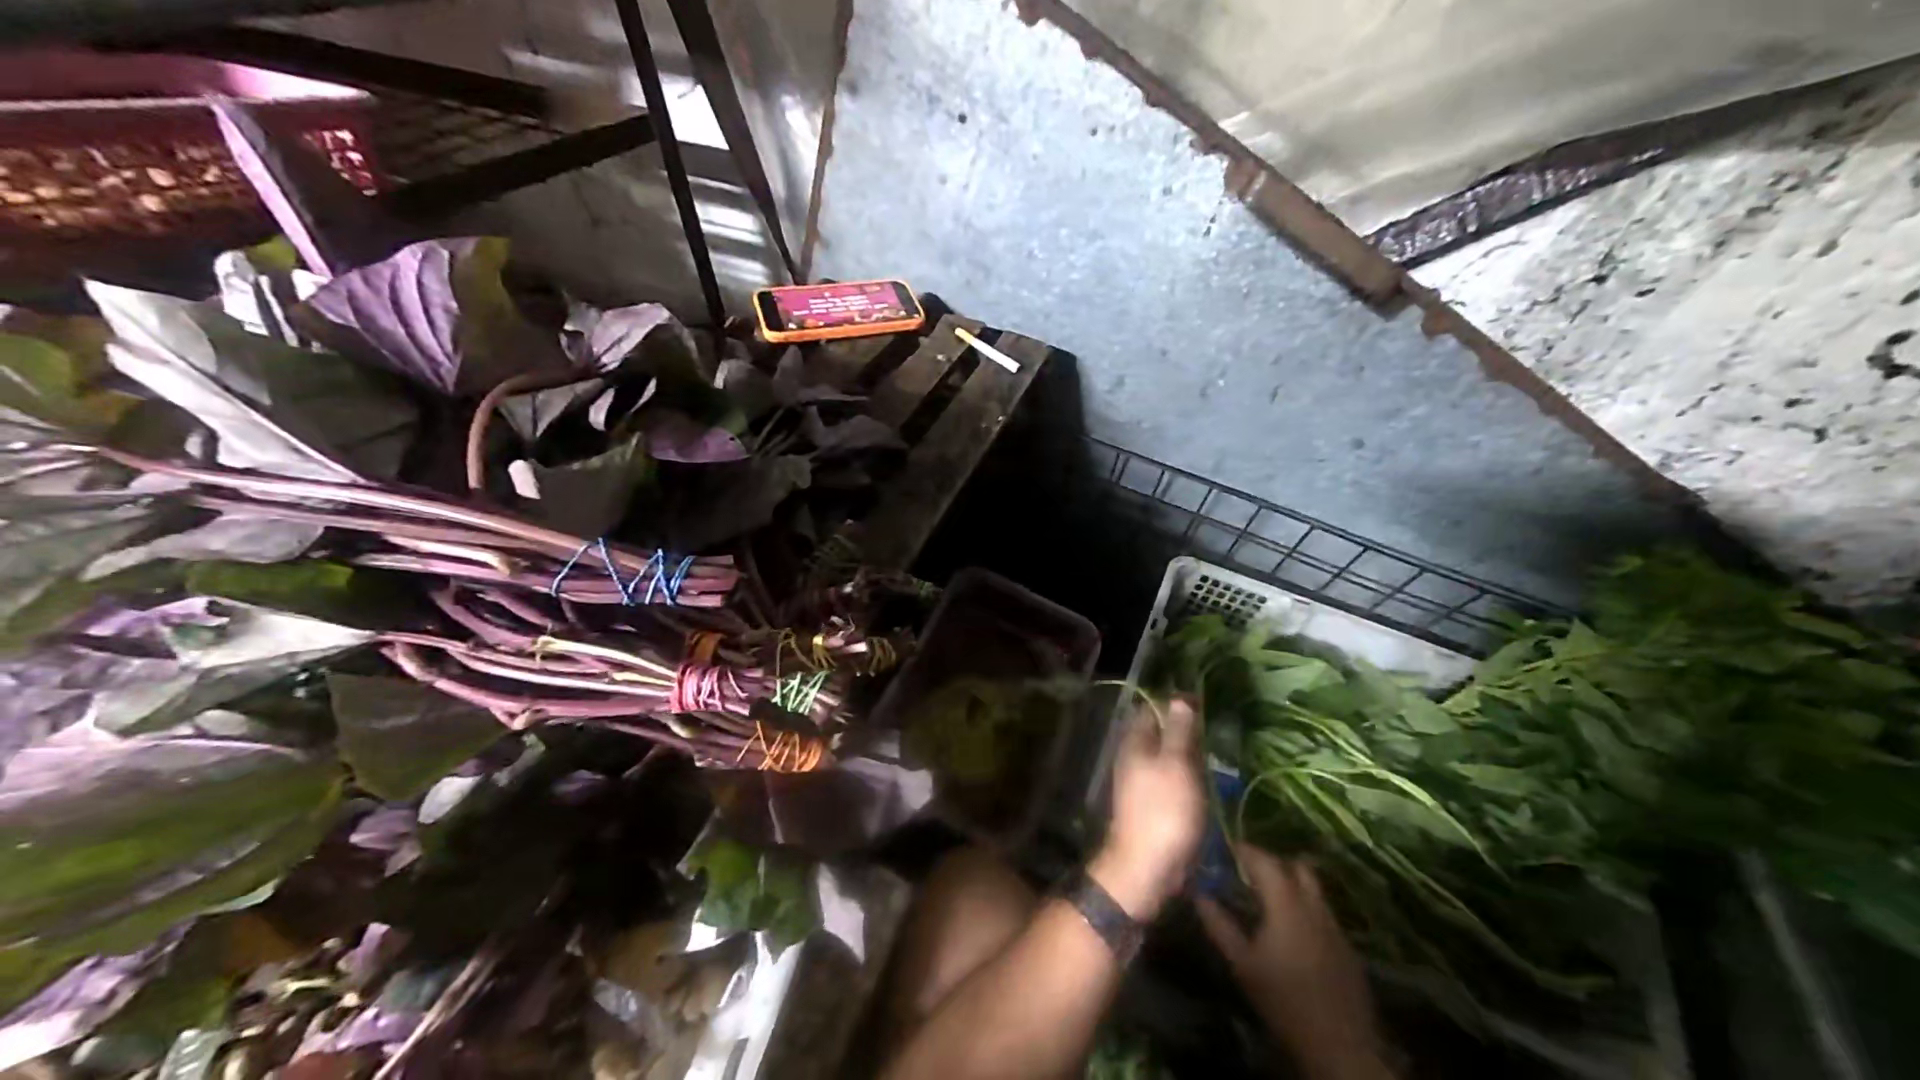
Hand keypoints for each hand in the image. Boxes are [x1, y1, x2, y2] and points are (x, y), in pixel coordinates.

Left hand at [1088, 698, 1205, 920]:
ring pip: (1166, 756)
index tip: (1203, 701)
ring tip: (1218, 747)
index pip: (1150, 709)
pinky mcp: (1153, 804)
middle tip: (1216, 723)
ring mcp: (1142, 782)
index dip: (1173, 703)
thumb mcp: (1175, 766)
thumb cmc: (1163, 811)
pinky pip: (1171, 779)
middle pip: (1158, 733)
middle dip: (1183, 726)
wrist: (1146, 866)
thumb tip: (1178, 698)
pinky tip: (1208, 778)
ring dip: (1188, 751)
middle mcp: (1134, 758)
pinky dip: (1188, 774)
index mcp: (1135, 743)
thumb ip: (1177, 732)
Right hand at [1196, 846, 1388, 1078]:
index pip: (1265, 861)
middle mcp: (1315, 907)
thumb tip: (1199, 894)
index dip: (1243, 850)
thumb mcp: (1242, 964)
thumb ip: (1219, 924)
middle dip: (1270, 862)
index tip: (1222, 849)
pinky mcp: (1346, 946)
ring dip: (1289, 883)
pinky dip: (1302, 906)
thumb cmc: (1283, 1001)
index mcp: (1287, 905)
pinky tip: (1289, 929)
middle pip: (1295, 867)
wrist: (1341, 1047)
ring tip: (1264, 897)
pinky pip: (1322, 911)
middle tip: (1244, 872)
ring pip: (1313, 888)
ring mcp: (1335, 926)